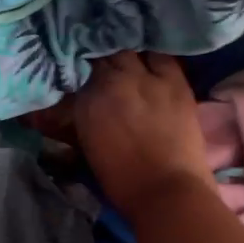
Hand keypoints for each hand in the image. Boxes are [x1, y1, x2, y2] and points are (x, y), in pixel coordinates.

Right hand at [74, 52, 210, 212]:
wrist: (167, 191)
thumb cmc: (121, 180)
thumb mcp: (87, 144)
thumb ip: (78, 116)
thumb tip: (69, 103)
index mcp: (86, 100)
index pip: (76, 70)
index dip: (77, 70)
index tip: (77, 73)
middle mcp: (112, 81)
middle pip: (101, 55)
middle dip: (99, 59)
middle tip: (100, 66)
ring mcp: (145, 77)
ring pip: (127, 51)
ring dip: (123, 55)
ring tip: (124, 60)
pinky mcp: (174, 81)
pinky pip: (160, 56)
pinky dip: (152, 57)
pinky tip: (149, 62)